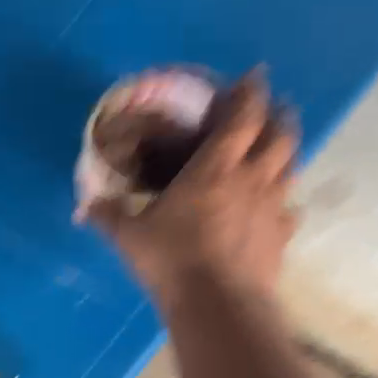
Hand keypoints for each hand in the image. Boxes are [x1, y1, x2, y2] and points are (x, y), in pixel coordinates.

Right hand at [86, 69, 299, 308]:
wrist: (218, 302)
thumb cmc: (170, 258)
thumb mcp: (128, 236)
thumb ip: (109, 216)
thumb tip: (86, 206)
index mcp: (216, 169)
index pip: (243, 118)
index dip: (249, 93)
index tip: (253, 76)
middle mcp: (254, 178)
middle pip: (280, 134)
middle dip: (277, 115)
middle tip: (269, 109)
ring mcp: (274, 206)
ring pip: (291, 165)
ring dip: (284, 150)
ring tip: (273, 148)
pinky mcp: (282, 234)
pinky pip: (287, 207)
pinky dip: (280, 199)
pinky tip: (269, 207)